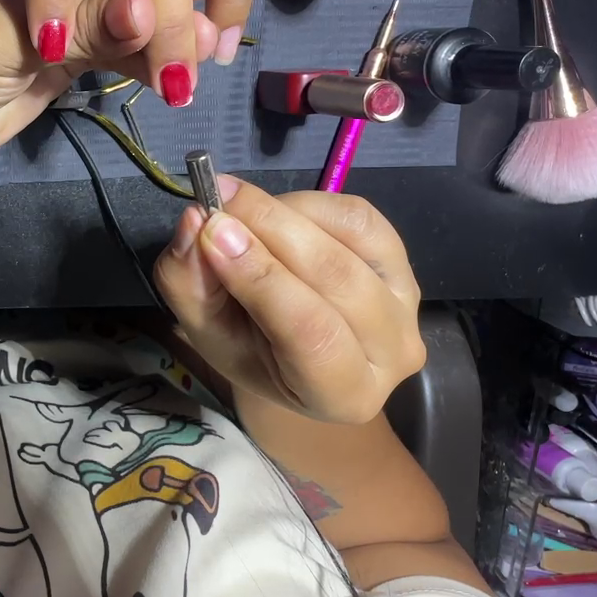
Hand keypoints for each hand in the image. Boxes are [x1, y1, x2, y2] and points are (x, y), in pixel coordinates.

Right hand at [153, 177, 424, 424]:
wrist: (292, 353)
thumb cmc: (246, 351)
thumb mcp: (202, 330)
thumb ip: (188, 283)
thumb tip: (194, 220)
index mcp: (342, 394)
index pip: (311, 333)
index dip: (263, 278)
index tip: (213, 231)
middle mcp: (393, 354)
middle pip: (336, 277)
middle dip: (270, 228)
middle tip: (216, 202)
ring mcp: (408, 305)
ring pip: (352, 240)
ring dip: (285, 212)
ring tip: (237, 207)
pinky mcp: (404, 261)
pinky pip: (360, 217)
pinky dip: (309, 202)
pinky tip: (275, 210)